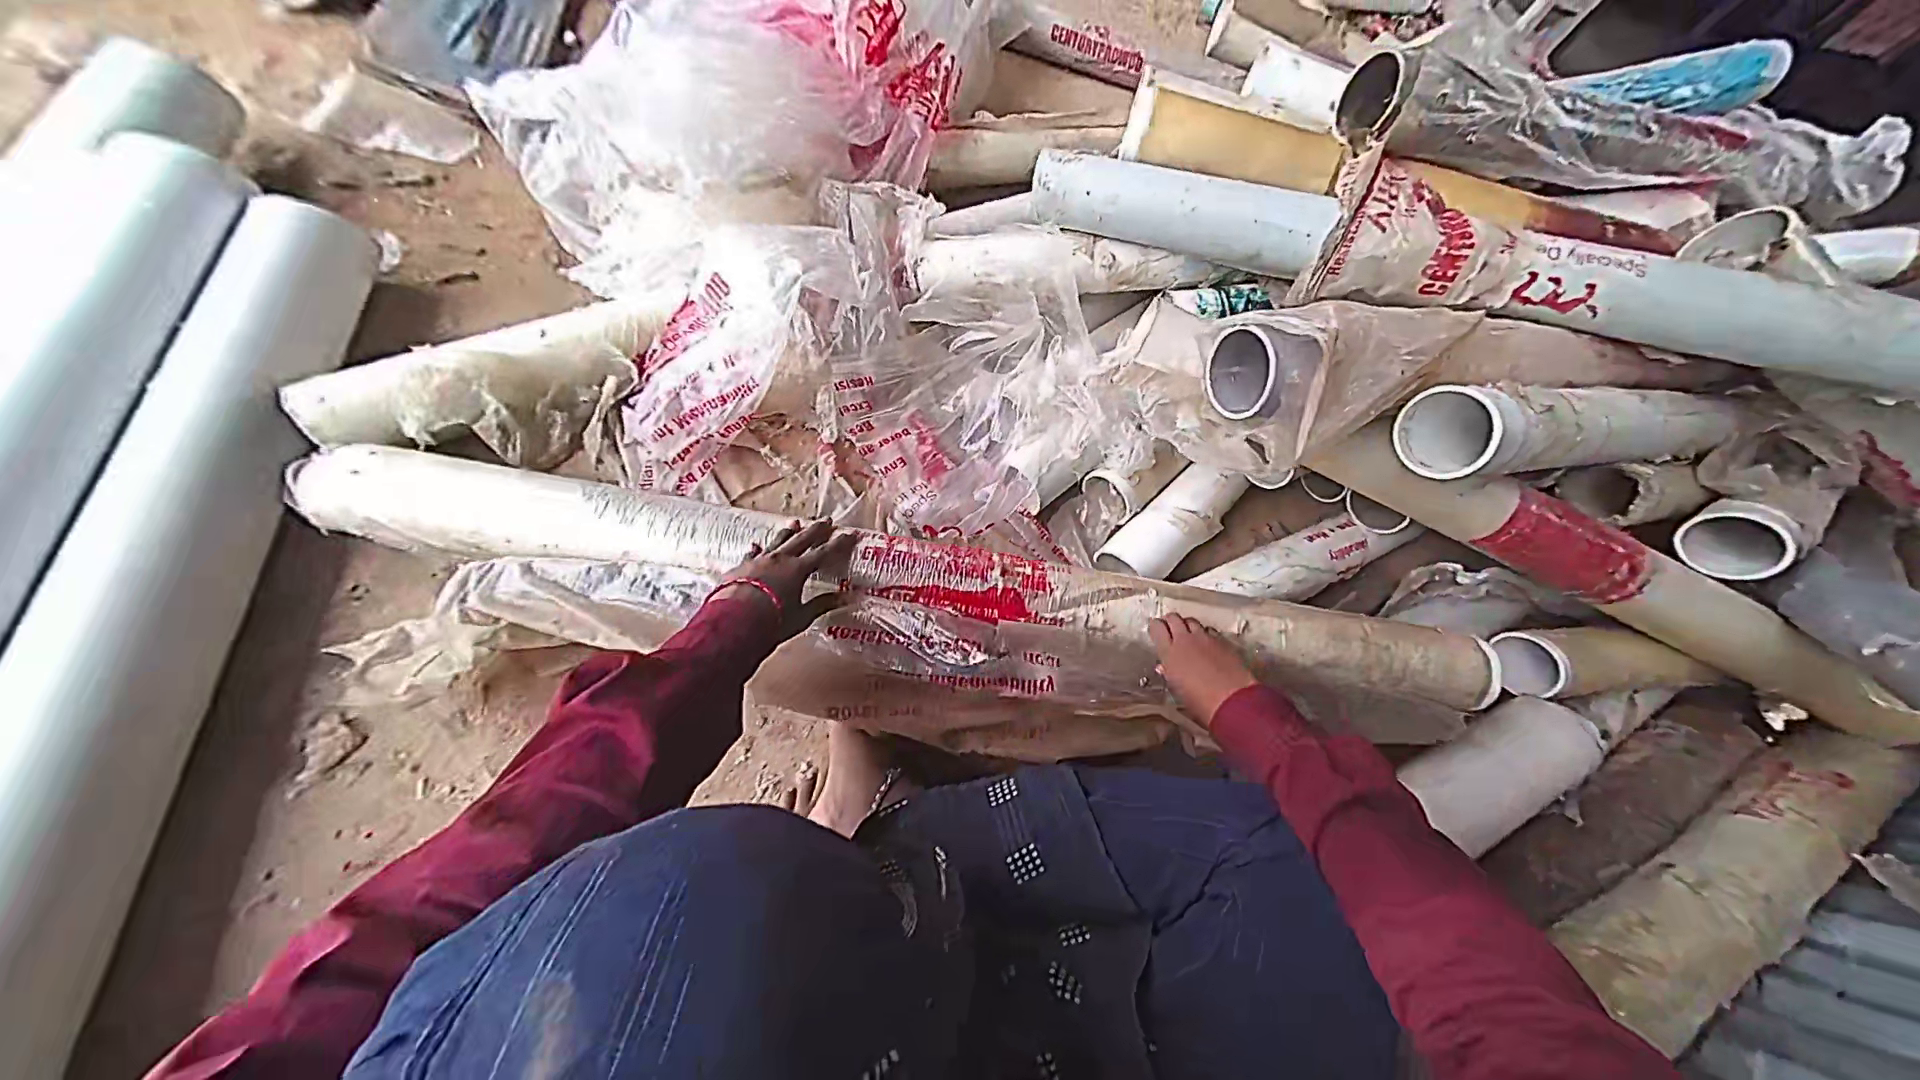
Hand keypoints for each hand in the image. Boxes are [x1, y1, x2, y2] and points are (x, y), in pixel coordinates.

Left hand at [715, 520, 858, 642]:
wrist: (732, 624)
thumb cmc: (772, 622)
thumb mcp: (801, 617)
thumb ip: (823, 604)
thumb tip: (847, 597)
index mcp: (797, 569)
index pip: (824, 552)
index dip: (838, 543)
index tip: (850, 534)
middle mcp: (779, 559)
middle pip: (802, 539)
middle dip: (816, 530)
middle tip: (826, 520)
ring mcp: (758, 560)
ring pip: (777, 541)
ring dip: (788, 532)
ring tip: (795, 523)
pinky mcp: (740, 567)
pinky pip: (752, 554)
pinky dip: (757, 549)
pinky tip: (756, 545)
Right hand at [1150, 614, 1257, 728]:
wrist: (1232, 701)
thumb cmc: (1200, 701)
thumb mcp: (1177, 688)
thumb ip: (1169, 672)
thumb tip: (1165, 666)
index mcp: (1169, 652)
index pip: (1157, 627)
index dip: (1156, 627)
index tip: (1156, 631)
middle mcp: (1185, 640)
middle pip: (1174, 618)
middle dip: (1171, 622)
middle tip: (1170, 630)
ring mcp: (1205, 638)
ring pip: (1192, 621)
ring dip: (1187, 625)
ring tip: (1188, 636)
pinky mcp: (1222, 641)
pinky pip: (1209, 630)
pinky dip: (1205, 633)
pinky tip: (1206, 643)